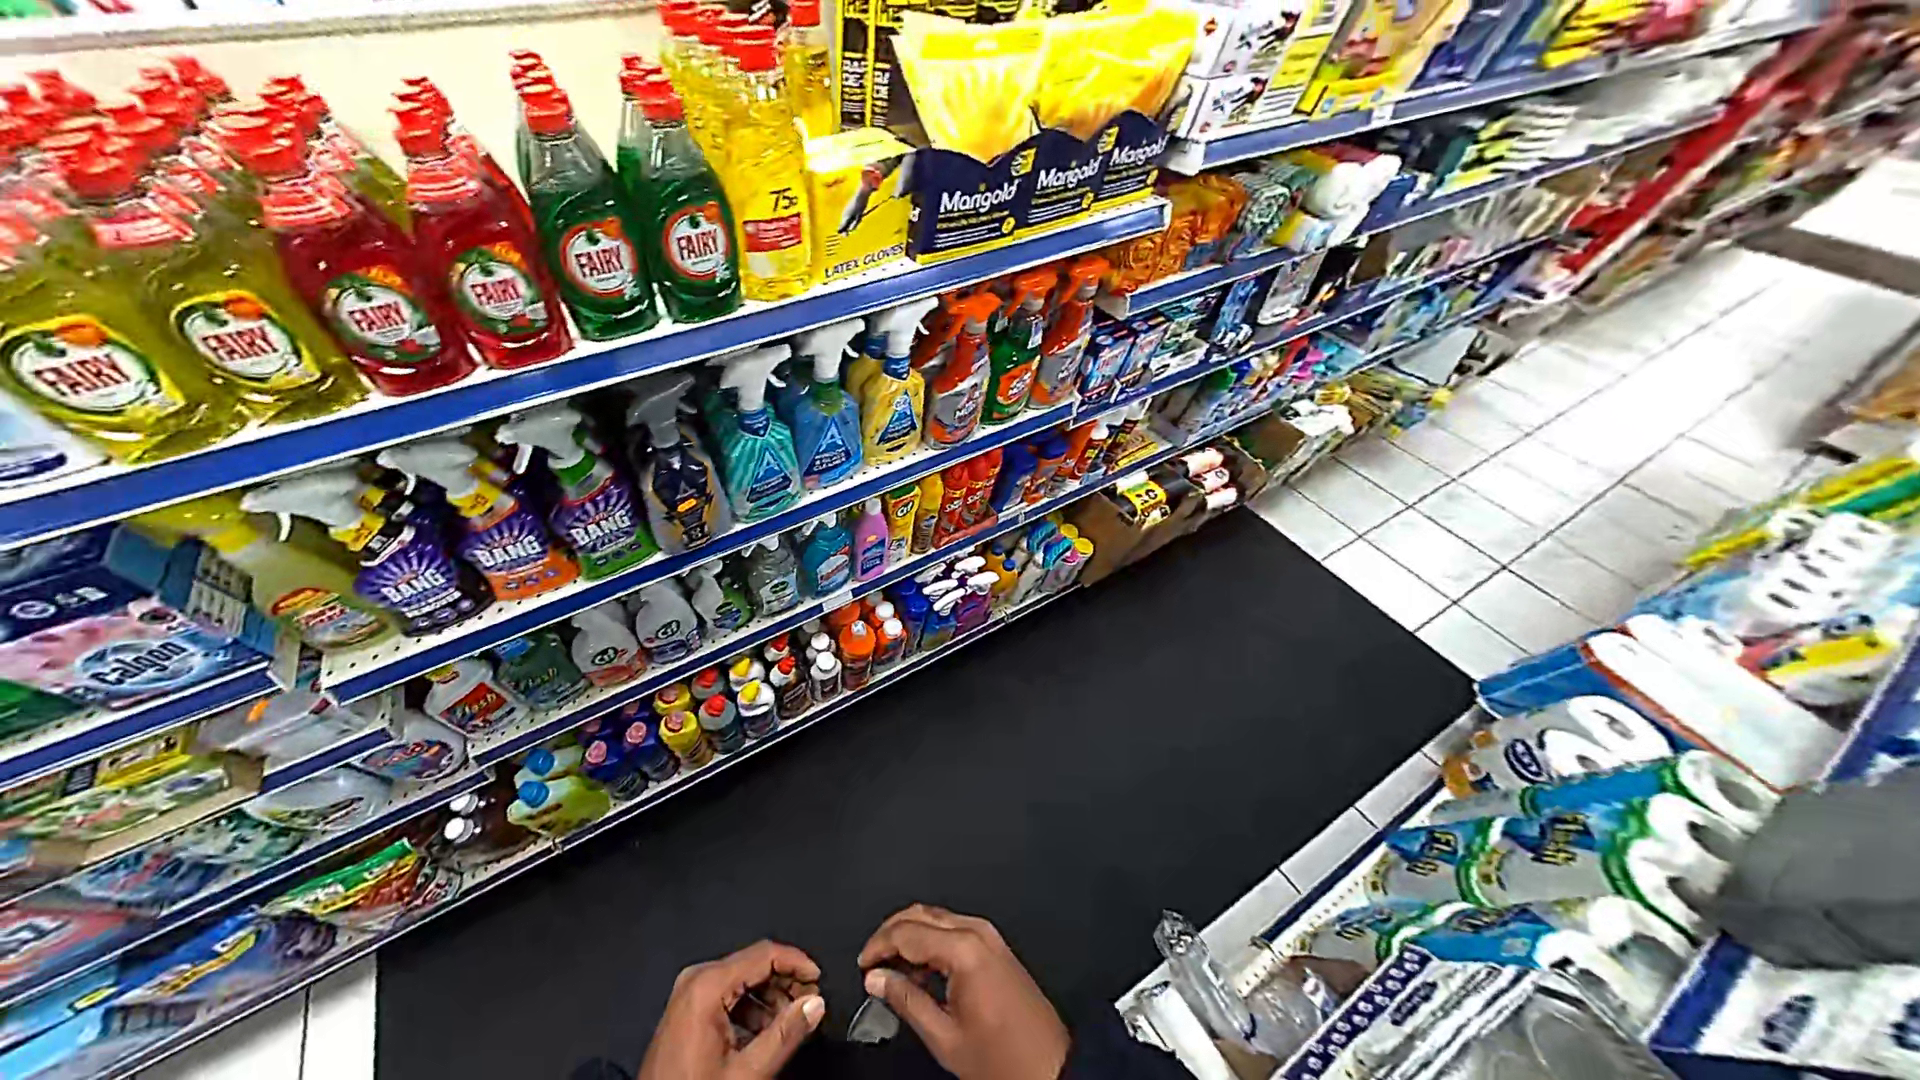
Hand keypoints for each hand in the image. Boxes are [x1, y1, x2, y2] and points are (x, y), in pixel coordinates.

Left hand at [638, 940, 826, 1079]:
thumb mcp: (746, 1073)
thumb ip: (785, 1034)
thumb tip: (816, 1004)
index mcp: (708, 985)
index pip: (765, 954)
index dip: (797, 963)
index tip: (819, 981)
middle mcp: (696, 979)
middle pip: (754, 963)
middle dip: (785, 982)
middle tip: (809, 1005)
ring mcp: (688, 992)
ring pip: (743, 978)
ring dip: (771, 996)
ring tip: (790, 1022)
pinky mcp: (686, 1007)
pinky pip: (728, 993)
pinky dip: (751, 1006)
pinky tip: (765, 1032)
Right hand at [858, 905, 1068, 1079]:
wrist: (1050, 1067)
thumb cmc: (1001, 1059)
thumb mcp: (944, 1037)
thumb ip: (906, 1001)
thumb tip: (877, 979)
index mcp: (964, 949)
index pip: (907, 931)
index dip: (878, 945)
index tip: (862, 965)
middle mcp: (977, 931)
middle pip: (920, 914)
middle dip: (890, 934)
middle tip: (871, 963)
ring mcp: (988, 935)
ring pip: (935, 917)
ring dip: (909, 936)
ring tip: (892, 972)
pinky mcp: (994, 944)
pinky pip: (952, 928)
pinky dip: (929, 941)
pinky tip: (920, 971)